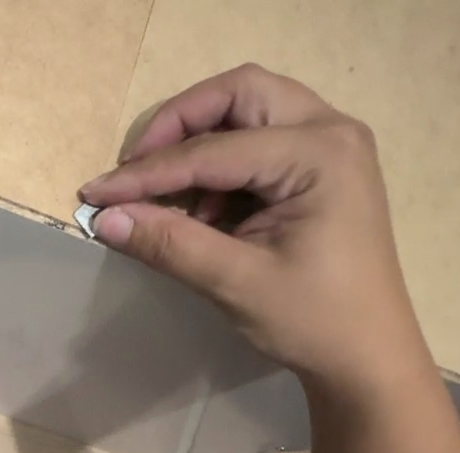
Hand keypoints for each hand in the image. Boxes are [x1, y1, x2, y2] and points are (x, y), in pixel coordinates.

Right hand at [79, 64, 429, 388]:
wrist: (365, 351)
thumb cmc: (312, 320)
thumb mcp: (235, 283)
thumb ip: (170, 245)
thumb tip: (106, 219)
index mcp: (319, 154)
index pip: (213, 149)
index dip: (146, 172)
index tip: (94, 194)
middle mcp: (329, 130)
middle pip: (238, 94)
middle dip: (177, 127)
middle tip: (134, 172)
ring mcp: (327, 145)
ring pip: (246, 111)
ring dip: (196, 147)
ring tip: (168, 204)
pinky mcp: (316, 167)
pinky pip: (254, 143)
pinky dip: (215, 169)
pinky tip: (201, 214)